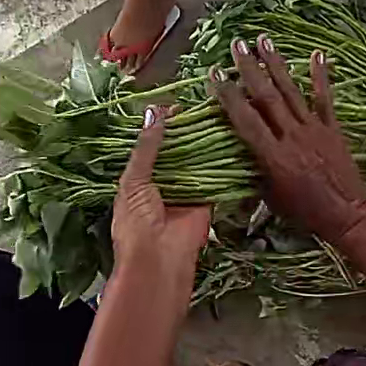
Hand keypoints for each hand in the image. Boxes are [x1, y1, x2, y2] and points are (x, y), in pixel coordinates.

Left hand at [112, 106, 212, 274]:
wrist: (159, 259)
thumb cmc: (137, 222)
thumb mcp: (134, 181)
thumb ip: (146, 148)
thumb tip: (154, 113)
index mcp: (139, 180)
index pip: (151, 148)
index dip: (161, 128)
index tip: (175, 106)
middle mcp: (164, 184)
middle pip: (177, 153)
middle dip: (186, 133)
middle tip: (202, 107)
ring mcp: (187, 192)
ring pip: (197, 163)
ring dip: (205, 144)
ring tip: (219, 116)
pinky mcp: (207, 201)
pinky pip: (215, 179)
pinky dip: (222, 163)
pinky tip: (231, 139)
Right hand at [210, 34, 365, 245]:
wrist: (348, 215)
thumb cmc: (307, 213)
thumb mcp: (272, 199)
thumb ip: (257, 174)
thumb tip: (242, 157)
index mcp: (273, 156)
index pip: (245, 119)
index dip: (229, 96)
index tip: (215, 74)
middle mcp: (292, 136)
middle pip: (267, 97)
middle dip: (250, 69)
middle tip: (237, 44)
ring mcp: (314, 129)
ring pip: (291, 91)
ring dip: (276, 64)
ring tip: (264, 40)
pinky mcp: (333, 129)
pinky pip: (325, 99)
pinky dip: (321, 76)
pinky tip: (317, 54)